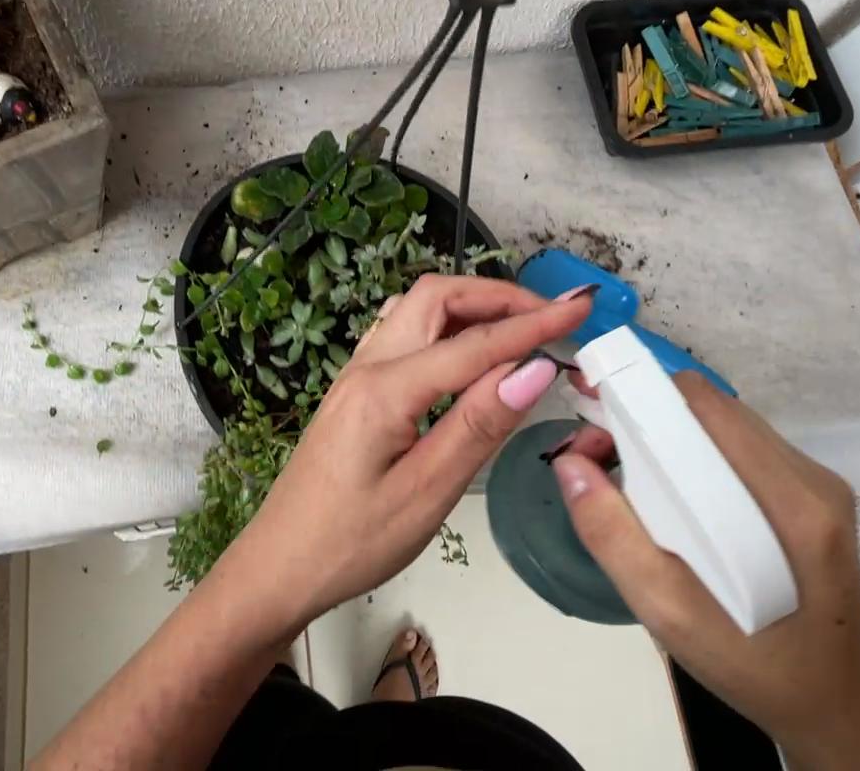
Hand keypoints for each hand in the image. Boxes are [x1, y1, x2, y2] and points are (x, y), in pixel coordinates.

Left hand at [211, 275, 592, 628]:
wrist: (280, 564)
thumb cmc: (351, 542)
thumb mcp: (425, 492)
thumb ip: (478, 425)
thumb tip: (532, 370)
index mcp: (384, 390)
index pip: (473, 343)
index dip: (531, 324)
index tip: (580, 308)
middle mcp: (366, 367)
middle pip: (434, 298)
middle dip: (496, 296)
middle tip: (549, 317)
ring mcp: (355, 375)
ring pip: (415, 311)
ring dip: (469, 307)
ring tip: (518, 329)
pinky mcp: (354, 391)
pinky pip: (402, 335)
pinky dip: (444, 328)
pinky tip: (467, 354)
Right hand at [551, 374, 859, 770]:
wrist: (829, 707)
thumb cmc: (752, 664)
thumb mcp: (668, 612)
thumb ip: (613, 536)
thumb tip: (568, 463)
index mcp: (792, 505)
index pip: (706, 406)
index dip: (641, 394)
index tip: (590, 407)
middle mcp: (812, 481)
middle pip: (712, 410)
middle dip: (644, 415)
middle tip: (596, 452)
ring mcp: (816, 486)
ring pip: (723, 423)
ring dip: (666, 432)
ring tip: (622, 471)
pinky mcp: (810, 496)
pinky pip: (737, 447)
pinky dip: (691, 451)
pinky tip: (666, 490)